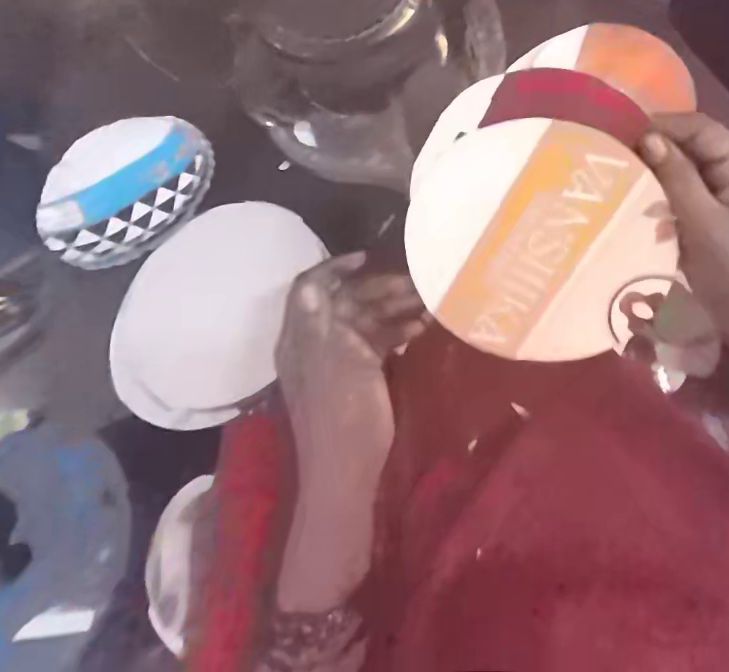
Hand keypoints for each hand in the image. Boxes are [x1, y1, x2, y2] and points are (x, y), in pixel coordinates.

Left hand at [275, 253, 427, 480]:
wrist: (348, 471)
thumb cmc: (341, 411)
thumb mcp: (331, 359)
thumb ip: (322, 319)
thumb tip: (312, 283)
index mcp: (301, 336)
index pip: (311, 287)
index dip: (334, 267)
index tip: (367, 258)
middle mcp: (316, 341)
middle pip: (345, 301)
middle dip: (378, 288)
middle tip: (415, 282)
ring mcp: (339, 358)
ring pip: (365, 320)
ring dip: (394, 308)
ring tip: (427, 300)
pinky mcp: (358, 374)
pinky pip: (377, 342)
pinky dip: (397, 332)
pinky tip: (422, 327)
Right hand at [639, 114, 728, 396]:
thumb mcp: (704, 224)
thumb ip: (677, 178)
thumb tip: (647, 137)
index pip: (700, 128)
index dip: (661, 125)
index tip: (618, 132)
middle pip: (691, 143)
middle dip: (654, 145)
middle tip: (611, 150)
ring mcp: (725, 191)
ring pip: (681, 165)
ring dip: (652, 167)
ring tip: (616, 168)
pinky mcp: (710, 211)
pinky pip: (679, 187)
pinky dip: (657, 187)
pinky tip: (632, 191)